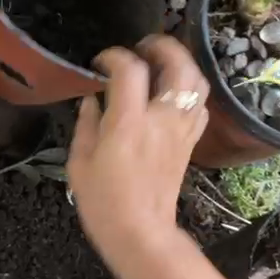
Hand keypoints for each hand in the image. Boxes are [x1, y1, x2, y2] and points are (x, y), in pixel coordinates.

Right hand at [67, 35, 208, 271]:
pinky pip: (200, 106)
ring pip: (197, 81)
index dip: (114, 56)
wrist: (139, 232)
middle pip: (178, 64)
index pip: (129, 70)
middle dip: (162, 46)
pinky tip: (172, 95)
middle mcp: (161, 120)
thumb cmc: (102, 201)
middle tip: (141, 47)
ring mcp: (181, 130)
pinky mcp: (190, 142)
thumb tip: (91, 100)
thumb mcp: (79, 162)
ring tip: (161, 64)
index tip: (100, 62)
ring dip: (181, 64)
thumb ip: (86, 123)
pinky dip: (189, 91)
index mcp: (128, 123)